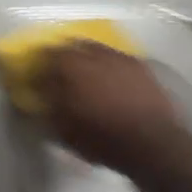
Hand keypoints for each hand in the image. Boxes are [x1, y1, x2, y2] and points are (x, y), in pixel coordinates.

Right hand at [37, 43, 191, 175]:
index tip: (36, 76)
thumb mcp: (62, 128)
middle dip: (64, 56)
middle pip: (72, 45)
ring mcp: (122, 59)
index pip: (45, 54)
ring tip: (88, 74)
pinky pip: (120, 59)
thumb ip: (46, 106)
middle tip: (60, 71)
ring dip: (89, 58)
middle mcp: (95, 55)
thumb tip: (37, 94)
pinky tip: (112, 79)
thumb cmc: (102, 138)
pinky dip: (112, 66)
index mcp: (69, 66)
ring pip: (98, 49)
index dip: (39, 64)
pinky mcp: (144, 68)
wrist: (154, 145)